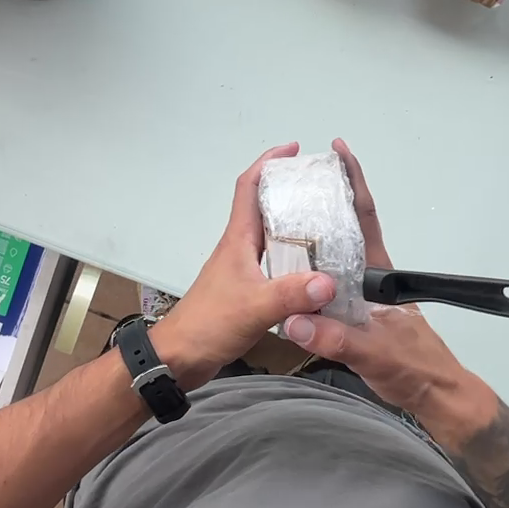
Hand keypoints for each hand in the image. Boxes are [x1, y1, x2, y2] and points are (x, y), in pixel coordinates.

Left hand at [150, 143, 337, 388]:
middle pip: (264, 207)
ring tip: (328, 224)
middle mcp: (239, 248)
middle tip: (322, 188)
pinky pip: (274, 263)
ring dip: (294, 225)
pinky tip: (314, 270)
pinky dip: (294, 258)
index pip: (249, 188)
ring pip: (271, 236)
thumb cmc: (207, 325)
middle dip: (290, 190)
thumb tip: (328, 282)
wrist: (180, 357)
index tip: (293, 151)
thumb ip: (290, 295)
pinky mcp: (245, 289)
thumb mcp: (253, 308)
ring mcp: (241, 268)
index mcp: (238, 240)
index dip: (269, 163)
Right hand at [281, 141, 495, 439]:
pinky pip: (322, 285)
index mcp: (380, 274)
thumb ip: (338, 339)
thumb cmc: (417, 370)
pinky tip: (285, 272)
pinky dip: (305, 273)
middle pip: (343, 229)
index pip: (364, 218)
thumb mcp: (376, 355)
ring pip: (330, 257)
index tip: (339, 151)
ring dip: (309, 236)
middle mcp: (368, 277)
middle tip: (291, 181)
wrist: (435, 398)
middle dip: (321, 200)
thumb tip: (297, 320)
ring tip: (278, 218)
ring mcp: (360, 296)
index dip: (353, 182)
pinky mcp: (352, 316)